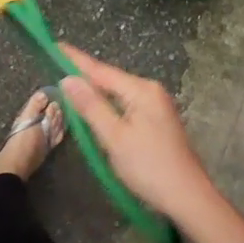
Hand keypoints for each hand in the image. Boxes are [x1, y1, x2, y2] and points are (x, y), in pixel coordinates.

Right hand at [57, 44, 217, 220]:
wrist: (188, 198)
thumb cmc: (149, 167)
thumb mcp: (114, 137)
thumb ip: (91, 106)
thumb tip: (69, 79)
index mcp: (142, 91)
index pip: (101, 71)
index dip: (76, 60)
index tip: (55, 44)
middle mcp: (151, 92)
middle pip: (110, 80)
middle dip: (85, 76)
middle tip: (57, 67)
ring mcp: (157, 107)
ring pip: (118, 94)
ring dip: (96, 93)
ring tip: (71, 87)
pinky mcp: (158, 122)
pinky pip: (126, 106)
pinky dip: (109, 107)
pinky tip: (96, 111)